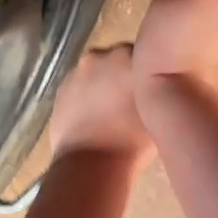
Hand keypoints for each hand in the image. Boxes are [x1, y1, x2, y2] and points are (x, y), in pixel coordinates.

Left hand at [48, 44, 152, 164]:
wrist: (90, 163)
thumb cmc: (133, 141)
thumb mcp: (158, 111)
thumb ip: (156, 89)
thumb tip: (155, 86)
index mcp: (129, 55)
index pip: (142, 53)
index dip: (145, 71)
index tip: (148, 89)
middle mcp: (100, 55)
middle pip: (115, 59)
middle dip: (121, 75)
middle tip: (127, 101)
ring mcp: (75, 72)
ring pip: (94, 73)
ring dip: (101, 84)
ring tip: (108, 111)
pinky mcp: (59, 90)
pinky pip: (77, 87)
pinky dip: (84, 97)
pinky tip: (90, 117)